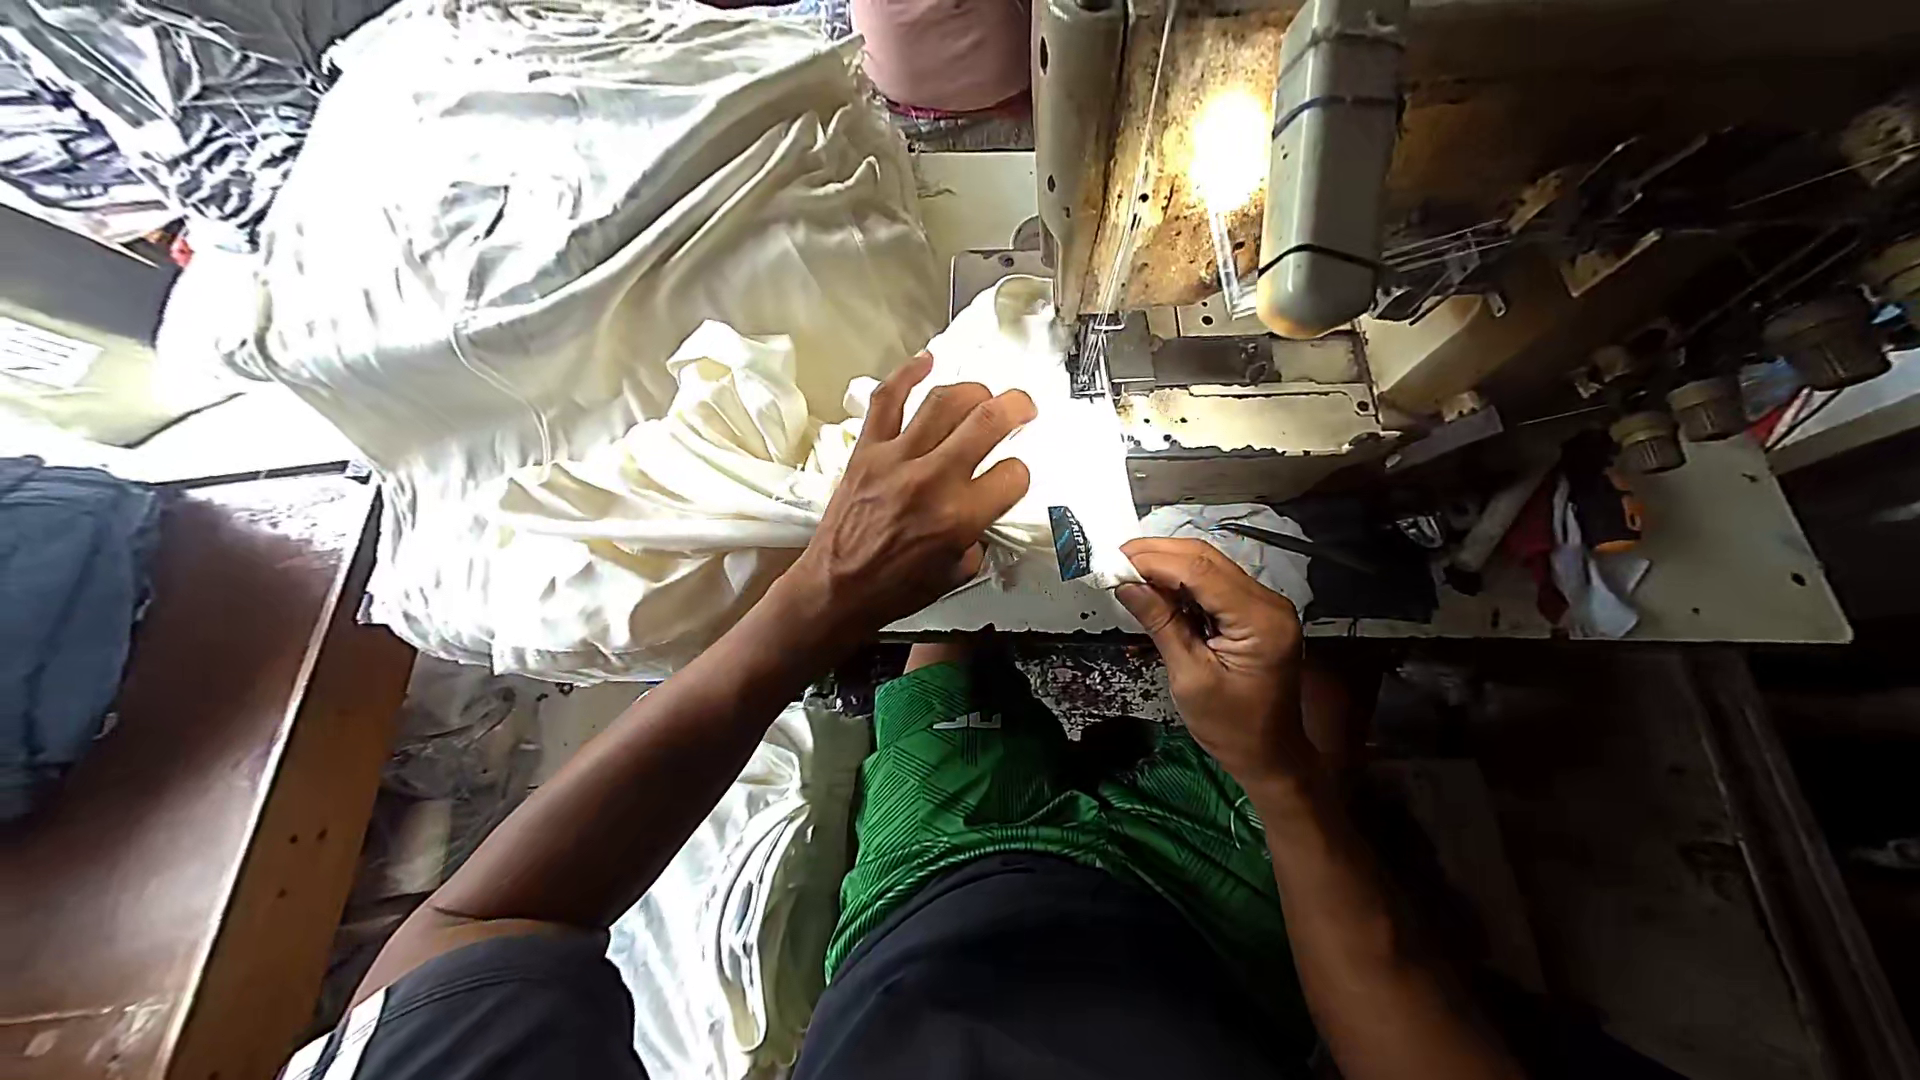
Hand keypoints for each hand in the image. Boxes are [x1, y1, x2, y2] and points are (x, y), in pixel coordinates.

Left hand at [781, 353, 1033, 641]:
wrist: (837, 588)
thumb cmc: (894, 587)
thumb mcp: (957, 572)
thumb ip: (979, 535)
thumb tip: (986, 508)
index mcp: (959, 516)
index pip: (1012, 475)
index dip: (1020, 474)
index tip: (1013, 475)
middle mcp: (931, 480)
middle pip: (988, 421)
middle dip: (1017, 408)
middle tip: (1023, 408)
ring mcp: (896, 459)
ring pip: (944, 401)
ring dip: (974, 390)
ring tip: (984, 395)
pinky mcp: (867, 450)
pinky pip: (886, 398)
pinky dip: (907, 374)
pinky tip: (927, 362)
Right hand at [1115, 537, 1317, 789]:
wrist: (1269, 754)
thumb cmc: (1231, 727)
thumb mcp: (1190, 677)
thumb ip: (1160, 624)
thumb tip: (1126, 585)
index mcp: (1259, 620)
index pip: (1200, 571)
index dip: (1153, 560)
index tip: (1113, 561)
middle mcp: (1267, 602)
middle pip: (1204, 558)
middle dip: (1155, 554)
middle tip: (1113, 560)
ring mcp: (1262, 604)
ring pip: (1206, 564)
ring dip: (1164, 564)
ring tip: (1125, 570)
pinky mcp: (1252, 610)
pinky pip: (1210, 582)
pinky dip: (1177, 579)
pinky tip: (1151, 585)